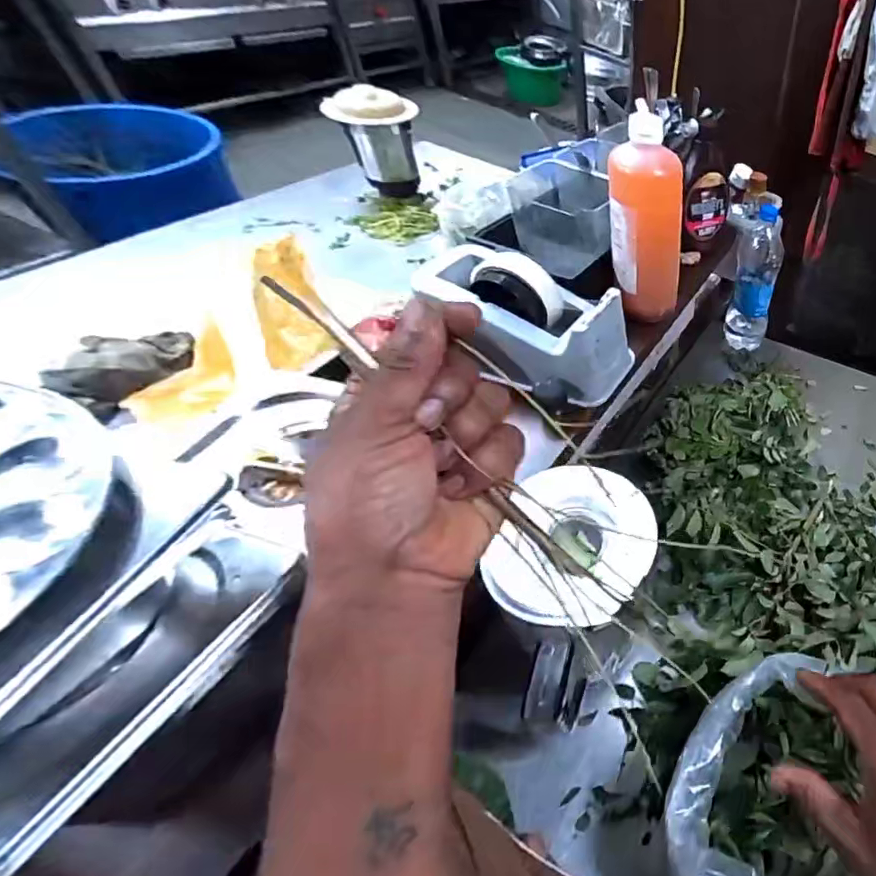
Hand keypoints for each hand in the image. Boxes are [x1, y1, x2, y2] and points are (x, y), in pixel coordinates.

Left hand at [304, 295, 524, 598]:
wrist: (398, 570)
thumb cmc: (364, 501)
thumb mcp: (371, 428)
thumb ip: (403, 366)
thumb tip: (423, 305)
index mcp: (382, 393)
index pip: (420, 340)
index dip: (444, 325)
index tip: (468, 319)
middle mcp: (425, 408)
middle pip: (465, 367)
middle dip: (451, 395)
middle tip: (426, 425)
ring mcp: (463, 435)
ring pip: (493, 401)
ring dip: (468, 434)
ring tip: (442, 466)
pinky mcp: (495, 462)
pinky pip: (511, 439)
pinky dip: (488, 464)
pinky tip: (463, 486)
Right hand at [772, 672, 875, 875]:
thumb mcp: (850, 840)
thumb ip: (814, 798)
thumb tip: (776, 772)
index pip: (852, 706)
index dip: (824, 687)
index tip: (801, 676)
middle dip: (846, 681)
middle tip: (818, 686)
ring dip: (870, 685)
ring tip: (843, 694)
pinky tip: (874, 716)